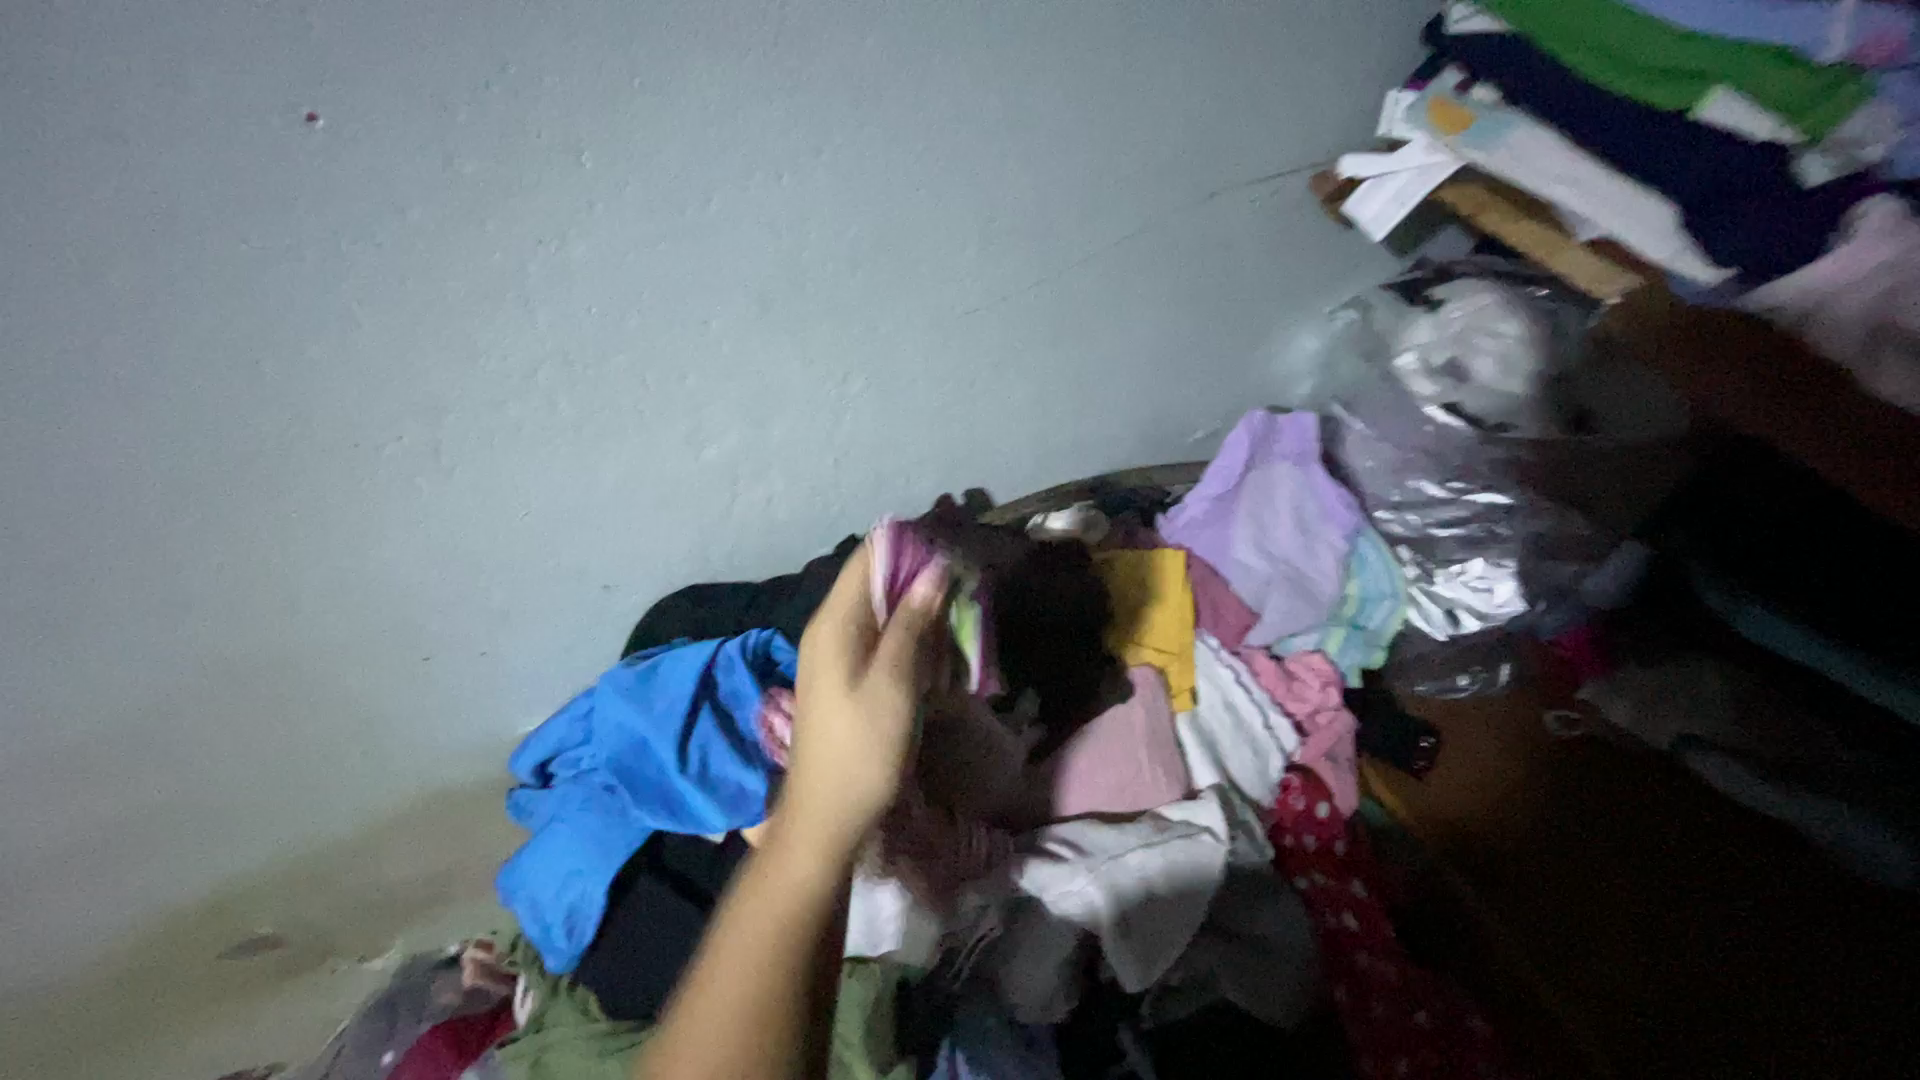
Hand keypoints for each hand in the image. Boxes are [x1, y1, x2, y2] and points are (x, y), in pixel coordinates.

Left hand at [779, 542, 948, 854]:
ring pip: (882, 611)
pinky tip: (937, 652)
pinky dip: (909, 638)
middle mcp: (830, 629)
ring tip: (959, 616)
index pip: (867, 558)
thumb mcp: (894, 683)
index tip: (952, 543)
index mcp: (834, 623)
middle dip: (920, 578)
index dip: (908, 544)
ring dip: (919, 611)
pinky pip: (881, 640)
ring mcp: (836, 654)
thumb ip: (911, 623)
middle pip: (876, 582)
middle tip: (966, 585)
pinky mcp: (847, 676)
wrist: (826, 817)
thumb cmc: (861, 750)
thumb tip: (935, 569)